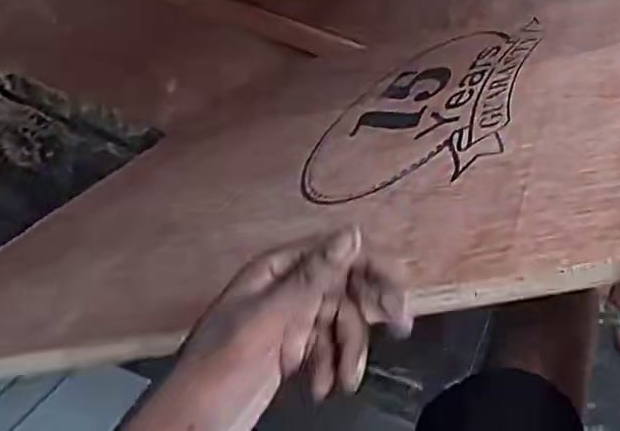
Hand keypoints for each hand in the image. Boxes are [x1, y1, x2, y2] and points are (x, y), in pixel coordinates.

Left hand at [124, 228, 411, 430]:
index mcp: (280, 269)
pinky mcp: (291, 349)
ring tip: (347, 381)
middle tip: (401, 324)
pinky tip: (325, 387)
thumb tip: (353, 232)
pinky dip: (333, 364)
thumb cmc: (217, 370)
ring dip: (350, 348)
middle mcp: (289, 286)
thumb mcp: (266, 322)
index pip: (338, 253)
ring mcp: (290, 319)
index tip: (398, 293)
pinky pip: (327, 345)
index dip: (372, 268)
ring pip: (341, 319)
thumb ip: (312, 277)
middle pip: (345, 284)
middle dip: (370, 308)